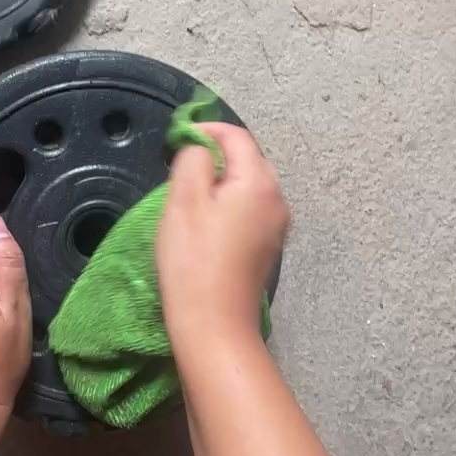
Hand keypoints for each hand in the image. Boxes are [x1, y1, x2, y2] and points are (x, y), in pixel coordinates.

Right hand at [156, 122, 288, 346]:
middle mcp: (277, 200)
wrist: (214, 325)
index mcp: (259, 182)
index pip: (236, 137)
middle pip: (247, 159)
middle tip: (180, 166)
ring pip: (248, 185)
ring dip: (220, 181)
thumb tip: (200, 149)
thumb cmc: (194, 260)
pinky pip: (249, 209)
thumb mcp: (183, 199)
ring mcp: (276, 226)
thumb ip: (192, 160)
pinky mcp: (268, 247)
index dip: (207, 130)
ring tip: (189, 195)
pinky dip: (228, 203)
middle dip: (215, 155)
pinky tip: (206, 222)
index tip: (178, 137)